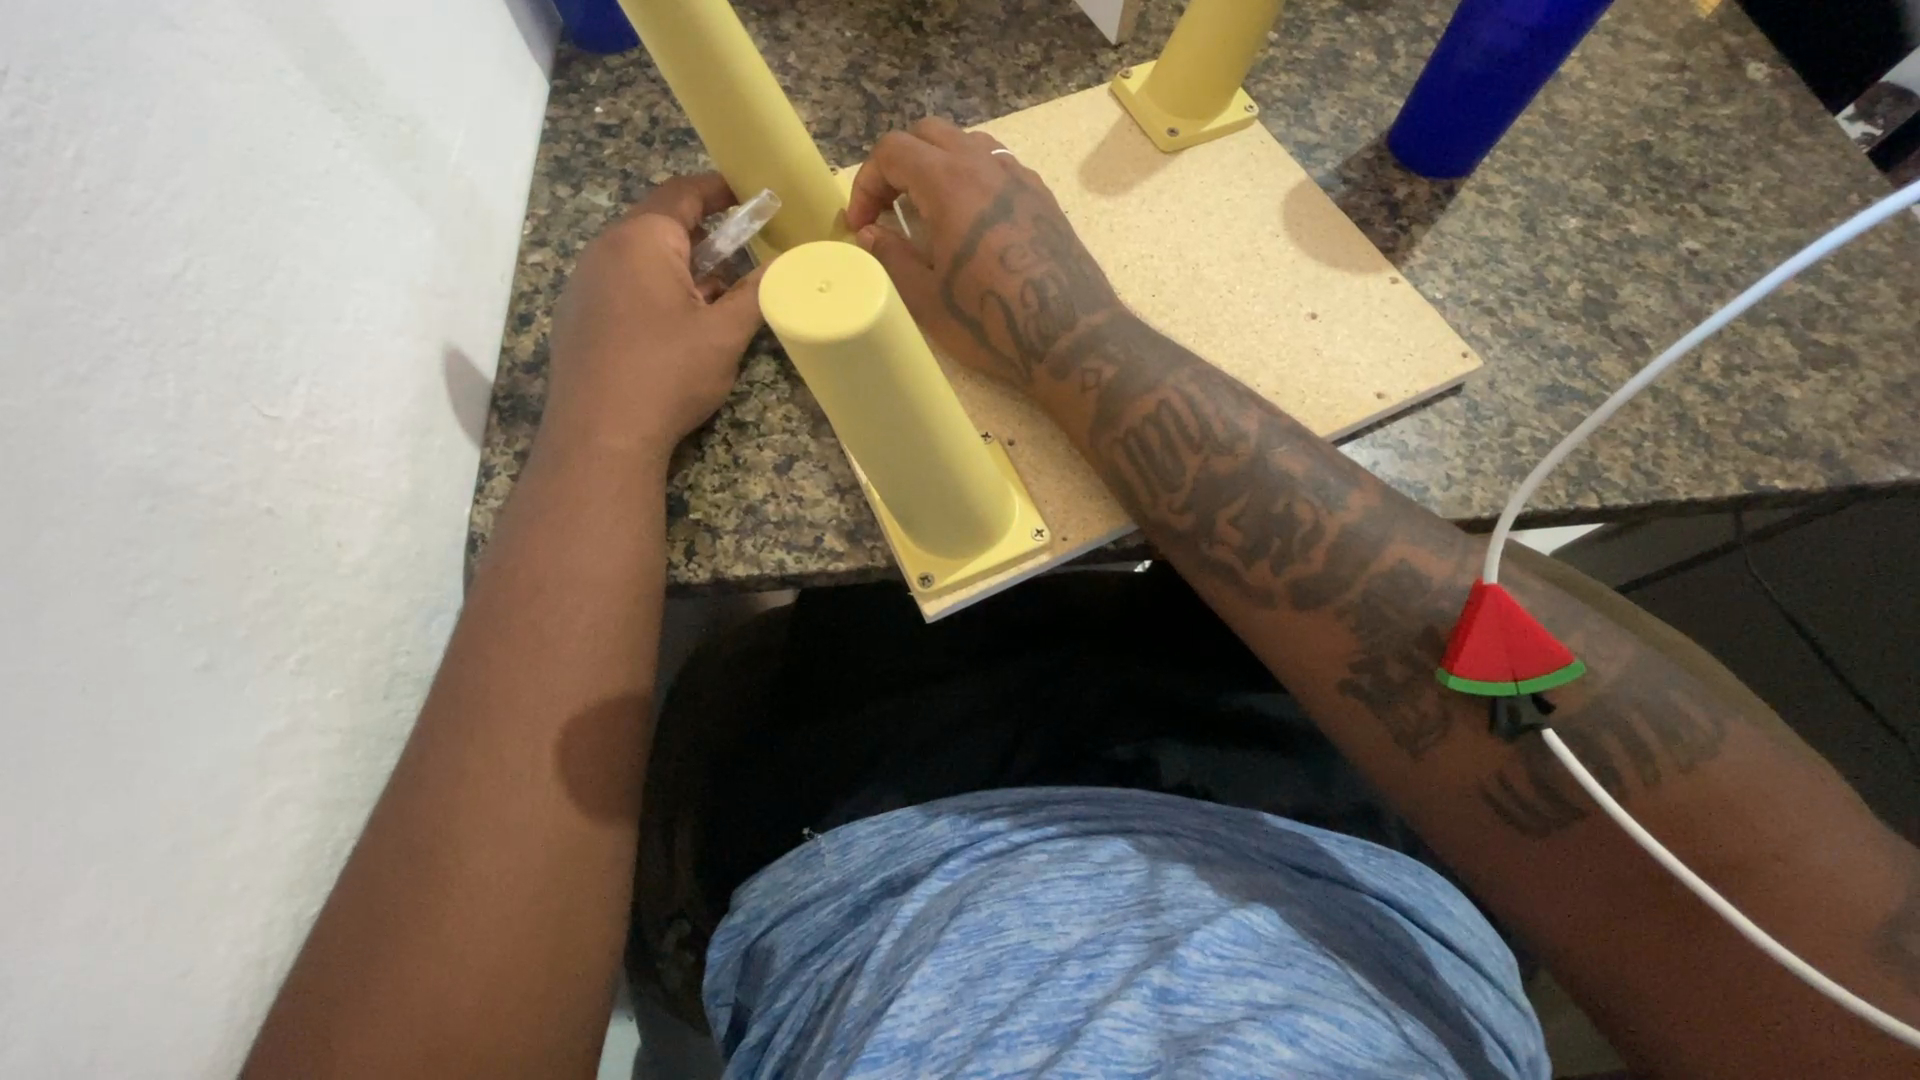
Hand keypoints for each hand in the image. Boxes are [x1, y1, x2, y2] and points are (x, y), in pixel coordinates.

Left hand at [544, 174, 764, 462]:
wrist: (601, 435)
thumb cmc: (667, 373)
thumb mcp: (724, 334)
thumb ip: (757, 293)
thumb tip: (785, 266)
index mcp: (641, 239)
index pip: (683, 193)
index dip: (720, 190)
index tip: (752, 196)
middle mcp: (605, 250)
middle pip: (660, 225)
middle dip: (705, 238)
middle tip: (744, 257)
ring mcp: (585, 285)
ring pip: (642, 260)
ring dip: (682, 270)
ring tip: (718, 300)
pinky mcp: (578, 318)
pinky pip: (624, 288)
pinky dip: (657, 293)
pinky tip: (678, 330)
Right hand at [846, 117, 1122, 388]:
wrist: (1070, 335)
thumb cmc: (991, 322)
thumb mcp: (927, 298)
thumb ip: (892, 257)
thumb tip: (870, 234)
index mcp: (950, 183)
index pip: (893, 151)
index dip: (866, 183)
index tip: (861, 224)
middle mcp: (986, 165)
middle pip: (929, 134)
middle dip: (898, 165)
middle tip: (889, 211)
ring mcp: (1020, 177)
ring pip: (967, 144)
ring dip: (936, 166)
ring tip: (928, 212)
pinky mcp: (1042, 197)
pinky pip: (997, 167)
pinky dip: (971, 179)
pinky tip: (970, 224)